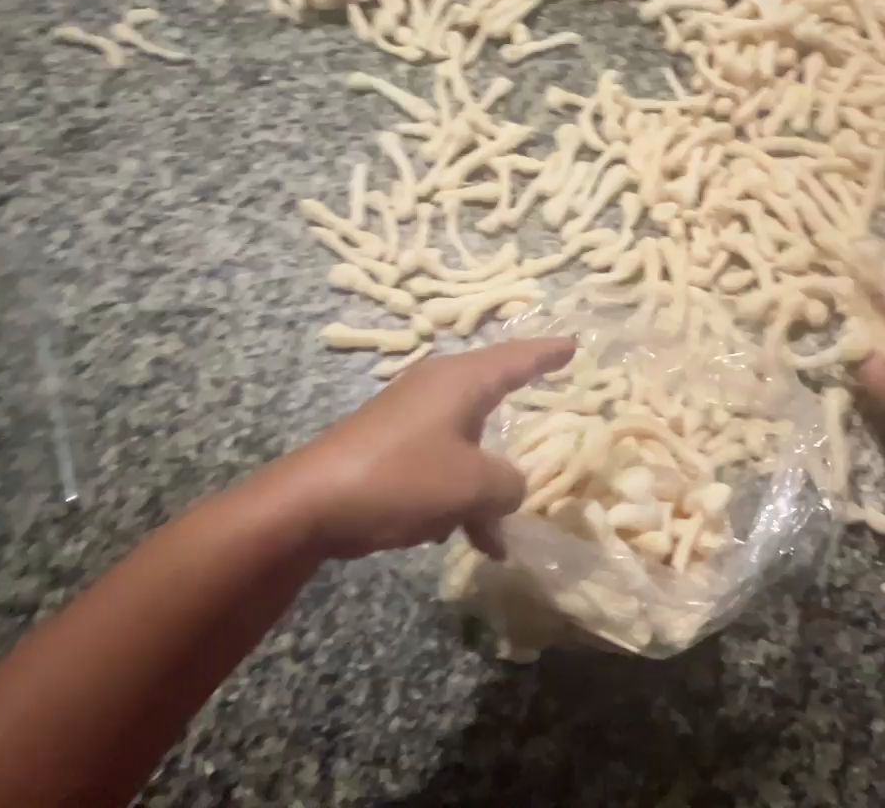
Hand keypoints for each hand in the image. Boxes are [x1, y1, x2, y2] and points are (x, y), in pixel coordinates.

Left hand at [276, 338, 575, 560]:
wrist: (312, 503)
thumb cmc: (402, 478)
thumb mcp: (472, 484)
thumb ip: (509, 484)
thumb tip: (510, 487)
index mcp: (460, 382)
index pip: (515, 358)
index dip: (546, 353)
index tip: (573, 345)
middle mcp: (436, 390)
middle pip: (492, 398)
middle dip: (518, 422)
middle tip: (550, 413)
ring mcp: (410, 419)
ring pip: (467, 444)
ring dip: (485, 486)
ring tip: (499, 535)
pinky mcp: (391, 448)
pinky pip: (441, 465)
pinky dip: (458, 496)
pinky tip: (468, 540)